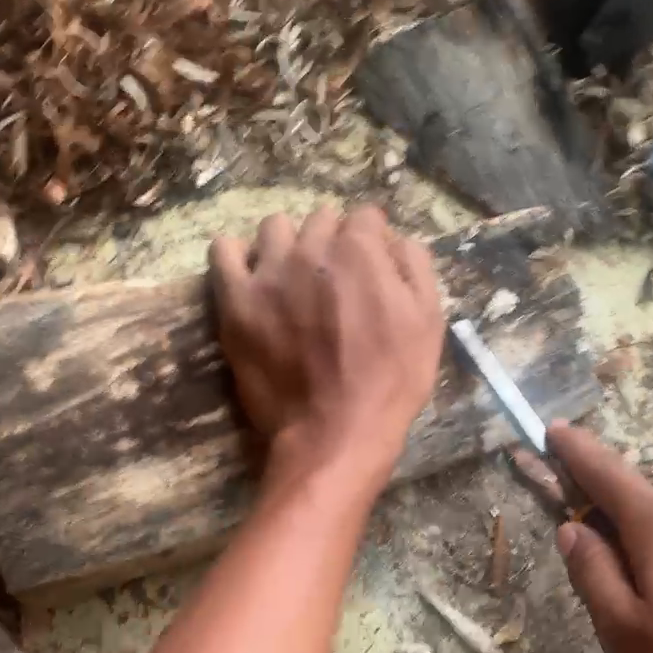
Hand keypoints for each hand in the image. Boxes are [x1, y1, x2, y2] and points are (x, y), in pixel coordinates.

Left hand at [210, 207, 444, 493]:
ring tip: (294, 280)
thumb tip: (397, 241)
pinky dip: (237, 256)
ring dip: (289, 245)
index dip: (374, 243)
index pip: (366, 218)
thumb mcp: (429, 326)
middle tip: (338, 283)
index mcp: (360, 251)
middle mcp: (311, 250)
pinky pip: (223, 252)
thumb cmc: (390, 385)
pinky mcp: (236, 302)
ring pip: (274, 228)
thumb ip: (415, 269)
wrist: (334, 434)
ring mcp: (268, 274)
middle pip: (321, 220)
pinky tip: (251, 277)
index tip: (374, 269)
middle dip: (333, 242)